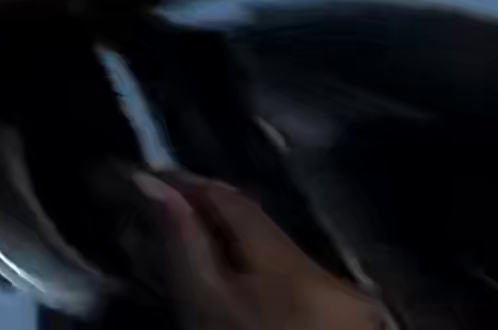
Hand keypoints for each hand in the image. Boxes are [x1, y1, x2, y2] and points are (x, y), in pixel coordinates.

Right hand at [137, 172, 379, 329]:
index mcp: (297, 267)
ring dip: (226, 239)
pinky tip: (227, 277)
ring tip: (187, 245)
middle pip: (254, 223)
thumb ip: (179, 234)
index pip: (230, 198)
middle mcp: (334, 276)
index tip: (145, 181)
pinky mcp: (352, 323)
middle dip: (204, 212)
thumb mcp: (201, 298)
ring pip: (270, 248)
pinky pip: (290, 275)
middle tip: (158, 214)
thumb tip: (149, 181)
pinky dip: (251, 266)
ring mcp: (351, 304)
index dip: (184, 182)